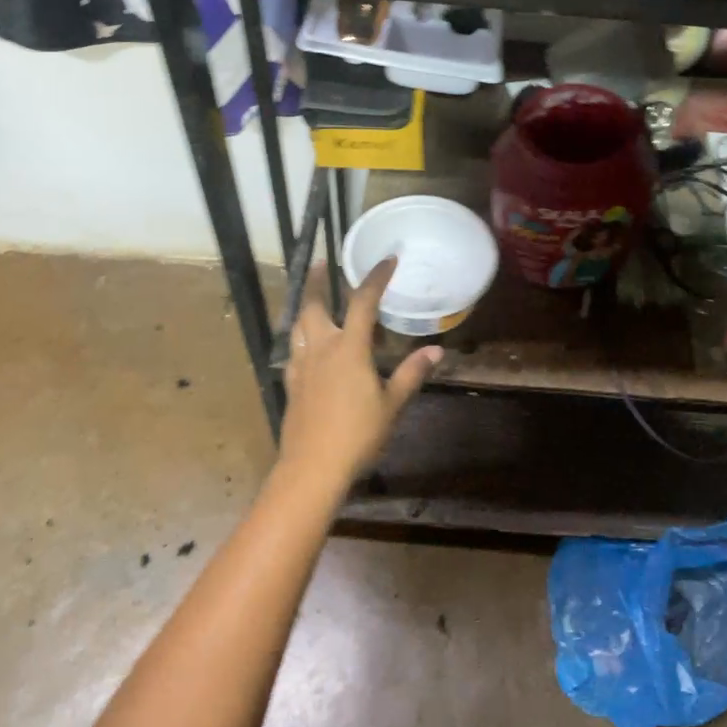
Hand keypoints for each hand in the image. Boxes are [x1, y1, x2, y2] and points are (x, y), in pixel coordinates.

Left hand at [279, 258, 441, 486]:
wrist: (313, 466)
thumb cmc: (358, 434)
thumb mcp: (392, 404)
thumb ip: (411, 374)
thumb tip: (435, 350)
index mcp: (349, 348)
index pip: (363, 302)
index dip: (376, 278)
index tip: (388, 260)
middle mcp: (321, 348)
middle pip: (313, 305)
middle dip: (317, 281)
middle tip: (322, 264)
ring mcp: (301, 365)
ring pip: (298, 325)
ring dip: (305, 306)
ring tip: (311, 298)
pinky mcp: (291, 384)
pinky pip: (293, 350)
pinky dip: (299, 337)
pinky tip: (304, 345)